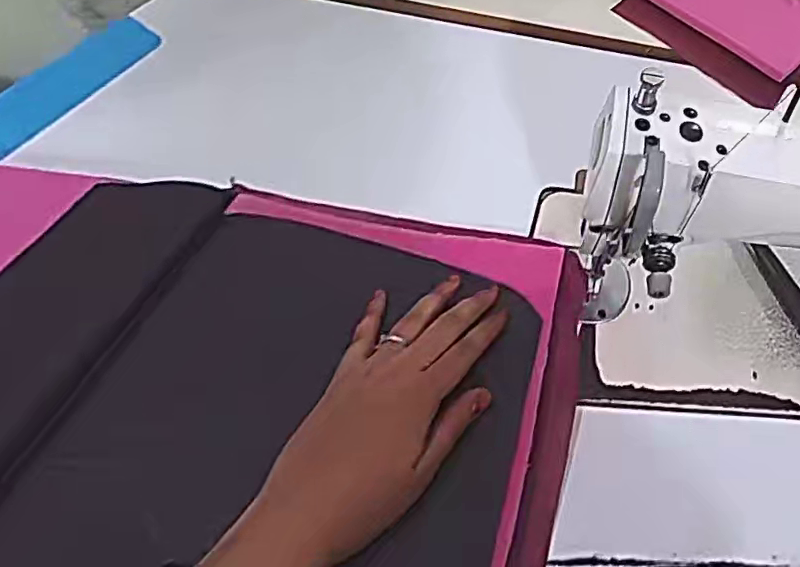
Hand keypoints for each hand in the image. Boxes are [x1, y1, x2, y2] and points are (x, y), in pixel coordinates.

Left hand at [200, 277, 509, 566]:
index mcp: (421, 395)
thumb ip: (453, 426)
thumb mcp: (420, 473)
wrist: (298, 516)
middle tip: (488, 291)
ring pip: (409, 323)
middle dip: (470, 306)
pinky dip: (372, 313)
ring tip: (450, 282)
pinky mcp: (341, 378)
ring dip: (433, 299)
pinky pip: (361, 336)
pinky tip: (379, 297)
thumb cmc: (361, 502)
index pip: (464, 352)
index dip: (486, 331)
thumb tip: (481, 395)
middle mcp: (396, 373)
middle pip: (443, 329)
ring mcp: (367, 371)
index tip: (501, 315)